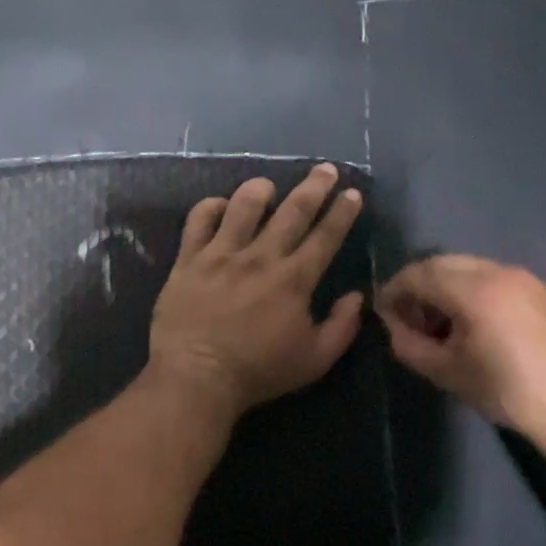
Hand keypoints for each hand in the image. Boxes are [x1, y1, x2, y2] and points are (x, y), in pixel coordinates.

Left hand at [146, 164, 365, 422]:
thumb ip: (341, 327)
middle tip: (325, 169)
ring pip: (243, 205)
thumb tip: (356, 297)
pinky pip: (199, 220)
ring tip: (269, 186)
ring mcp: (221, 254)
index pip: (325, 236)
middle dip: (313, 187)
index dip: (342, 212)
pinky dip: (211, 206)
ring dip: (260, 190)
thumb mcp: (314, 360)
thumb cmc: (259, 372)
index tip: (352, 193)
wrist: (196, 376)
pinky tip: (220, 206)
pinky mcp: (189, 259)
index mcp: (294, 279)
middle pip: (292, 211)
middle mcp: (260, 257)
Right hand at [375, 255, 545, 462]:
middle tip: (413, 315)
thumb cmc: (512, 394)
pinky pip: (510, 286)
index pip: (419, 273)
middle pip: (448, 263)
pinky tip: (490, 331)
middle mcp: (505, 273)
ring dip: (455, 288)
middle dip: (423, 283)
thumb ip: (410, 346)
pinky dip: (486, 297)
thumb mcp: (449, 374)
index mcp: (475, 288)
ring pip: (481, 271)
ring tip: (450, 324)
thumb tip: (395, 327)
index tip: (383, 310)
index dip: (394, 289)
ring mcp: (538, 284)